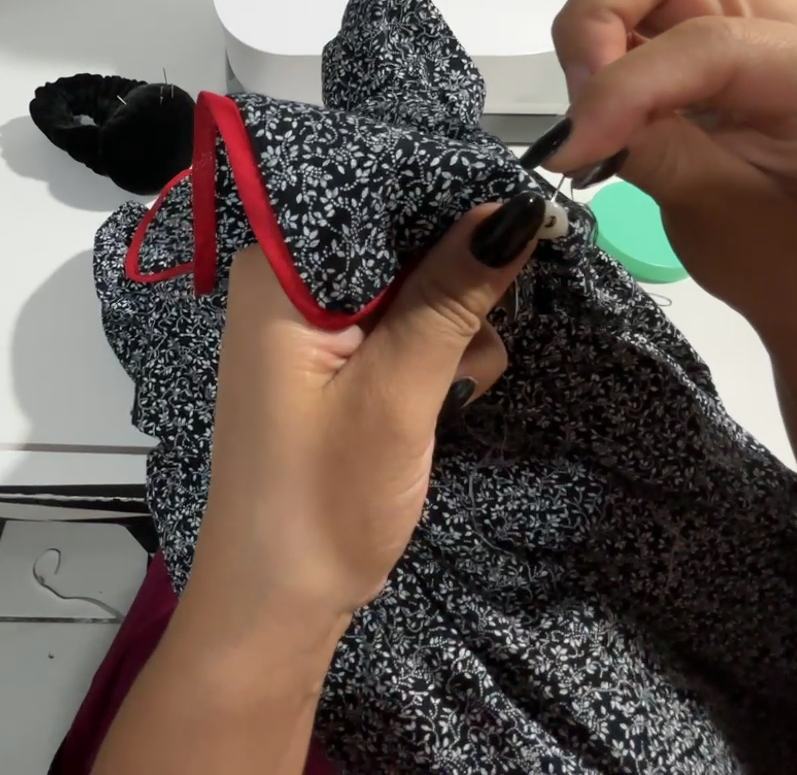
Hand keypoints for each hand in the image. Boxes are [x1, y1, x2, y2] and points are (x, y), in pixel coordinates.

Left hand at [183, 195, 548, 628]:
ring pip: (404, 282)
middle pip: (389, 236)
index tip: (519, 217)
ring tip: (449, 388)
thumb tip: (512, 211)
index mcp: (276, 272)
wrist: (277, 601)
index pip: (365, 193)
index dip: (443, 196)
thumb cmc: (321, 501)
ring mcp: (306, 326)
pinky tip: (444, 395)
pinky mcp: (329, 362)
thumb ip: (449, 297)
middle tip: (475, 335)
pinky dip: (430, 351)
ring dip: (447, 325)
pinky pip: (394, 324)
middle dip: (450, 276)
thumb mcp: (395, 393)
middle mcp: (284, 284)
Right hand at [540, 0, 796, 330]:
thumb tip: (563, 129)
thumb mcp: (712, 210)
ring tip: (598, 113)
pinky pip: (645, 13)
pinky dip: (607, 52)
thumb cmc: (788, 262)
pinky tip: (613, 107)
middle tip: (580, 100)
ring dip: (597, 36)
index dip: (620, 86)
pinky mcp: (725, 36)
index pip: (704, 41)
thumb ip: (642, 148)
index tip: (567, 147)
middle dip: (597, 21)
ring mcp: (761, 22)